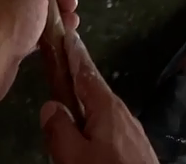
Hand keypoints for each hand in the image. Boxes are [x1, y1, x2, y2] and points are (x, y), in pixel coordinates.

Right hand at [38, 33, 157, 163]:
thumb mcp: (75, 158)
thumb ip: (60, 131)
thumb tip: (50, 105)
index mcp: (106, 107)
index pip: (86, 71)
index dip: (74, 53)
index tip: (66, 33)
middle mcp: (121, 112)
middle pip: (94, 88)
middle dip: (77, 76)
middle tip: (60, 64)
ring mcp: (130, 130)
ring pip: (101, 109)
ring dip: (85, 99)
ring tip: (68, 95)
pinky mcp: (135, 148)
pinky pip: (108, 125)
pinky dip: (94, 118)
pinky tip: (88, 129)